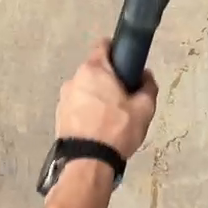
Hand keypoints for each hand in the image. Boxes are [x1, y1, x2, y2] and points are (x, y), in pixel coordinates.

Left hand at [55, 40, 159, 158]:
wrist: (88, 163)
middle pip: (95, 70)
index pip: (104, 44)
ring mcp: (64, 98)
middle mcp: (75, 79)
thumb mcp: (145, 108)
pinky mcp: (59, 116)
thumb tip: (145, 76)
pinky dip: (87, 111)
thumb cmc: (117, 130)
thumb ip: (148, 86)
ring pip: (85, 89)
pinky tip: (99, 127)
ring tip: (112, 116)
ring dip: (97, 96)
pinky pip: (77, 105)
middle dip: (109, 78)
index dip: (117, 49)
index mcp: (94, 70)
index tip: (127, 62)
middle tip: (125, 95)